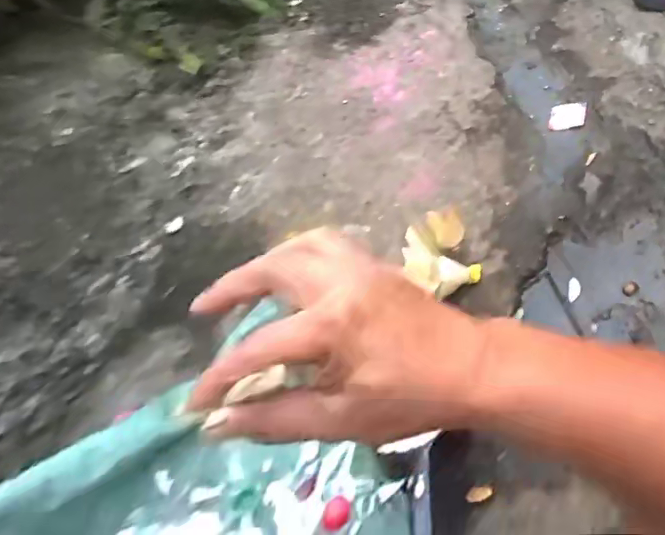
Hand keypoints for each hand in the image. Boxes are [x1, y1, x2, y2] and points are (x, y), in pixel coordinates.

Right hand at [184, 229, 489, 444]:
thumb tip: (217, 421)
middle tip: (205, 308)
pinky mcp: (381, 267)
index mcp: (333, 321)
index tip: (195, 404)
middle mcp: (346, 281)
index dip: (220, 378)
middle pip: (279, 265)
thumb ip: (274, 418)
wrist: (469, 365)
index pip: (259, 347)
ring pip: (310, 242)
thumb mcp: (339, 421)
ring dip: (272, 258)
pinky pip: (333, 245)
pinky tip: (295, 278)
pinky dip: (303, 254)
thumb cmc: (409, 396)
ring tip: (247, 285)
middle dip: (236, 283)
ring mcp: (367, 267)